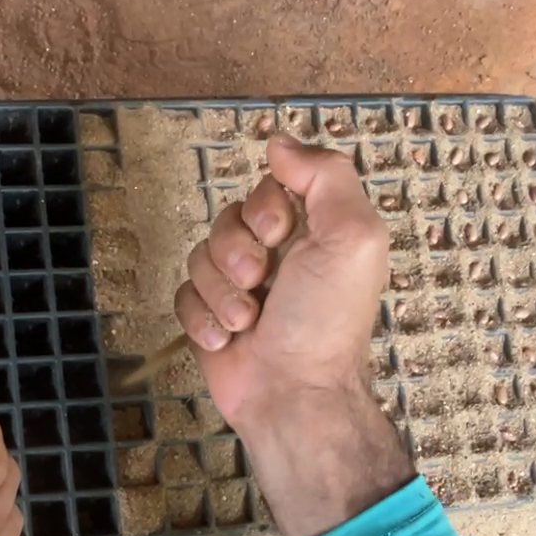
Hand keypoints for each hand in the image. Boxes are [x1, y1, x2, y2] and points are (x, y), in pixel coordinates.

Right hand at [173, 136, 414, 535]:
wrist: (291, 394)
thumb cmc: (325, 320)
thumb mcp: (352, 237)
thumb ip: (326, 176)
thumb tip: (279, 142)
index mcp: (312, 231)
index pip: (267, 188)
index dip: (264, 209)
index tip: (282, 237)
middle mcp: (273, 254)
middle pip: (225, 220)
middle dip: (237, 255)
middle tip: (262, 285)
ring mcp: (236, 287)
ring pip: (198, 257)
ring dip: (221, 294)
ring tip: (247, 323)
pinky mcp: (206, 317)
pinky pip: (182, 296)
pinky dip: (202, 319)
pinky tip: (226, 341)